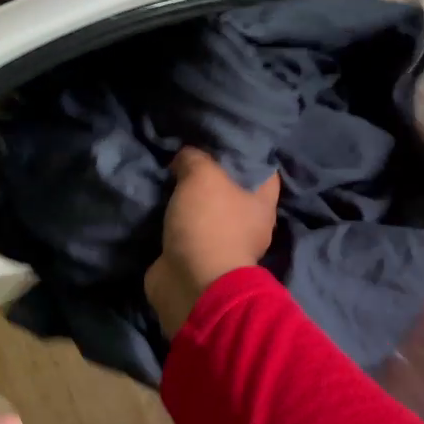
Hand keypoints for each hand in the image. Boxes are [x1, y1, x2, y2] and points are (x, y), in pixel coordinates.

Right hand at [145, 147, 280, 337]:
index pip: (263, 170)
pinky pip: (186, 232)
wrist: (190, 284)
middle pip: (232, 191)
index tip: (222, 139)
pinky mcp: (197, 260)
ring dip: (190, 201)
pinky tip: (159, 205)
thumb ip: (194, 157)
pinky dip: (174, 222)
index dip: (246, 152)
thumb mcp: (202, 175)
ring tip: (169, 177)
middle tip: (188, 155)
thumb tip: (185, 158)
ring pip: (207, 213)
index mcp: (262, 204)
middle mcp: (249, 225)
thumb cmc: (209, 224)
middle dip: (212, 176)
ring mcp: (223, 246)